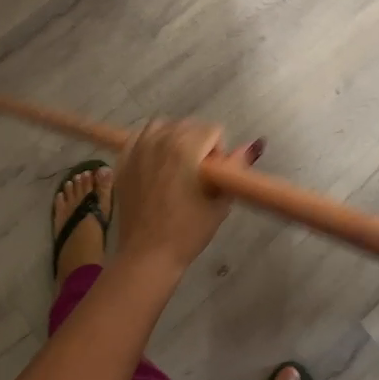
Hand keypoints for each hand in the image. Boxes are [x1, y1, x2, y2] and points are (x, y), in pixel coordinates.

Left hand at [113, 117, 260, 272]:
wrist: (149, 254)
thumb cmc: (188, 231)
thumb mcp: (219, 202)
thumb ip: (235, 168)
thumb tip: (254, 144)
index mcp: (187, 146)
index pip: (213, 130)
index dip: (218, 152)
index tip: (212, 176)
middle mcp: (161, 139)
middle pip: (189, 126)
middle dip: (198, 144)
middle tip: (196, 176)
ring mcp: (139, 147)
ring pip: (163, 126)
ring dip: (174, 139)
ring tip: (176, 166)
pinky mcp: (124, 159)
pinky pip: (140, 136)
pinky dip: (150, 142)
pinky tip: (154, 162)